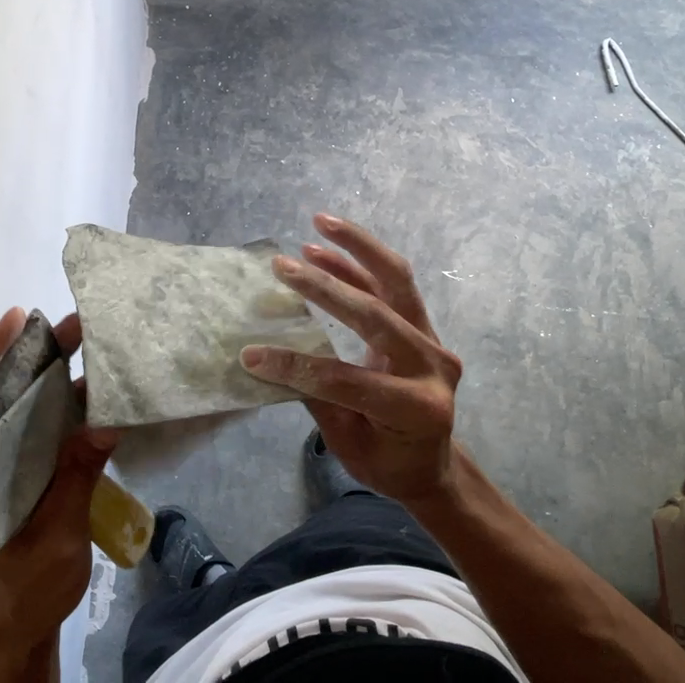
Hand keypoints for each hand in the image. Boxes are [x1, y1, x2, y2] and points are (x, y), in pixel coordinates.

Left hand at [0, 308, 119, 679]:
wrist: (27, 622)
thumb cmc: (31, 581)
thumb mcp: (56, 534)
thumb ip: (76, 477)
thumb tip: (106, 422)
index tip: (17, 317)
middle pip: (9, 390)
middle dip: (37, 353)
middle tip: (75, 323)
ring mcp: (17, 460)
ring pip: (31, 403)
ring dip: (58, 373)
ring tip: (93, 343)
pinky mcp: (41, 470)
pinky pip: (53, 426)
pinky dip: (73, 403)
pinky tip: (99, 390)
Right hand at [238, 214, 463, 505]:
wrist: (433, 464)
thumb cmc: (386, 462)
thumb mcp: (347, 443)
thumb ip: (315, 396)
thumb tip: (266, 355)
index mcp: (416, 408)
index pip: (345, 379)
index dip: (296, 366)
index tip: (251, 355)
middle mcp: (433, 367)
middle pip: (375, 316)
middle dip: (324, 289)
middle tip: (281, 266)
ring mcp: (433, 340)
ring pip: (397, 281)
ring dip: (357, 247)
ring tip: (319, 221)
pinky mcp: (424, 325)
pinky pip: (393, 285)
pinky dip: (358, 262)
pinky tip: (322, 246)